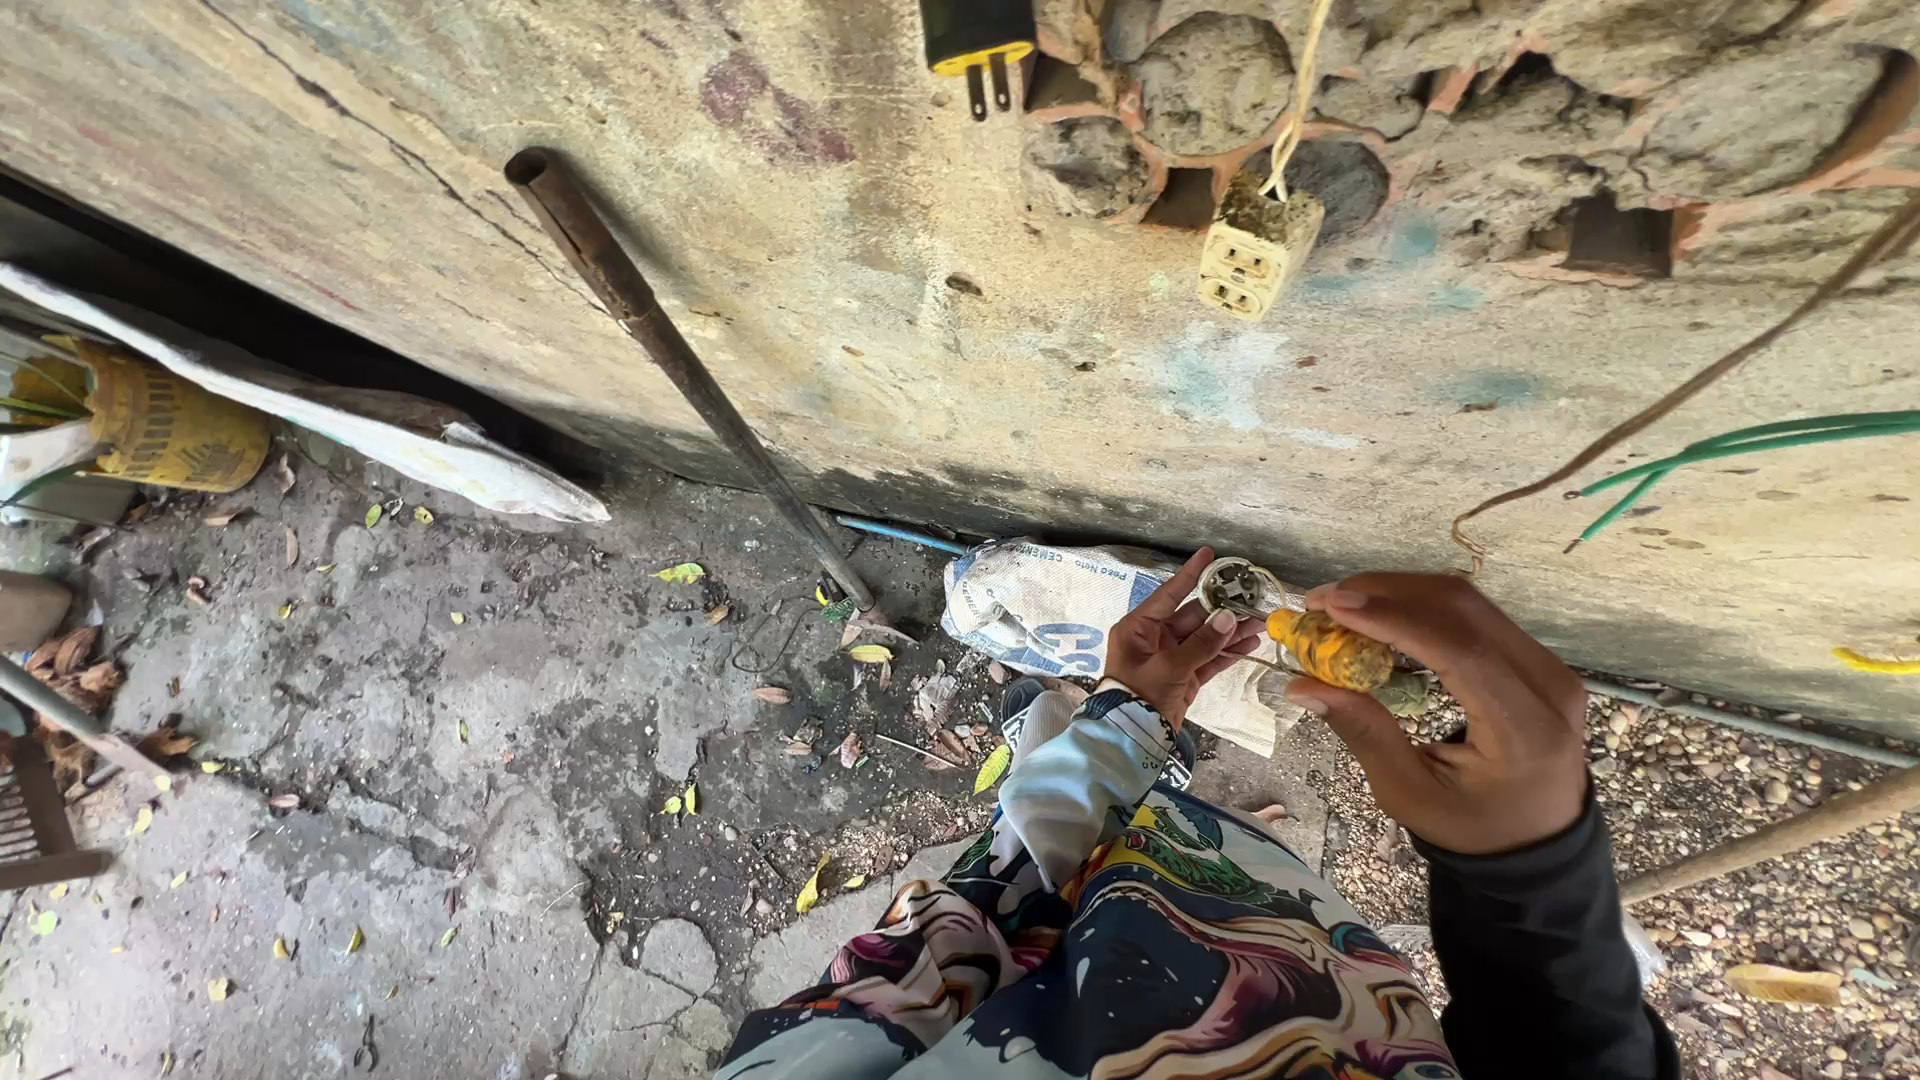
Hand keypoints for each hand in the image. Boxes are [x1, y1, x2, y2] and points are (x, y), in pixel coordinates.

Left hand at [1104, 548, 1264, 729]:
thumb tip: (1228, 617)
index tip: (1209, 554)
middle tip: (1252, 598)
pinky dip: (1227, 652)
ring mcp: (1169, 657)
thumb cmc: (1140, 696)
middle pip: (1192, 616)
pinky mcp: (1183, 677)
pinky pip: (1207, 658)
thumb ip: (1201, 644)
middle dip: (1222, 609)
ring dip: (1230, 630)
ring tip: (1261, 620)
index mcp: (1138, 628)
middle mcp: (1153, 638)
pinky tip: (1250, 643)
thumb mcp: (1169, 668)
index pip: (1168, 594)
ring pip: (1204, 638)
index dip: (1190, 574)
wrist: (1132, 738)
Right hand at [1283, 573, 1587, 854]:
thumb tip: (1299, 685)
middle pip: (1462, 609)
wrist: (1535, 838)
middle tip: (1320, 603)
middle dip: (1383, 592)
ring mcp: (1545, 663)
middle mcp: (1547, 684)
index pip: (1460, 651)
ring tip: (1338, 606)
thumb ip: (1362, 731)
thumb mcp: (1407, 792)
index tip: (1331, 606)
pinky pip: (1468, 612)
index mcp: (1525, 730)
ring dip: (1394, 592)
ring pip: (1463, 600)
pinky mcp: (1531, 655)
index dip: (1393, 619)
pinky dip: (1413, 604)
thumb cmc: (1470, 824)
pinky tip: (1375, 615)